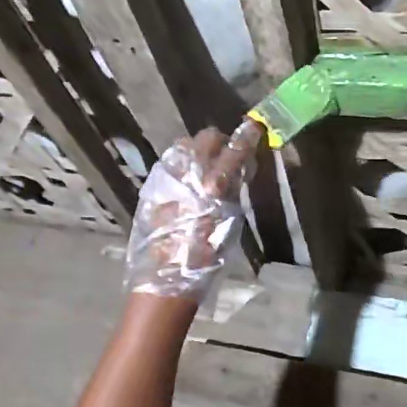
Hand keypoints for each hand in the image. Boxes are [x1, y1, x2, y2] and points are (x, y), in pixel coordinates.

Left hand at [123, 120, 261, 297]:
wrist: (164, 278)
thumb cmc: (206, 260)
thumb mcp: (230, 224)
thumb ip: (233, 191)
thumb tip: (239, 169)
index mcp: (213, 185)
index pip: (235, 148)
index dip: (248, 136)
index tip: (255, 128)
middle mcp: (188, 173)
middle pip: (207, 137)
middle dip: (221, 142)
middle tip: (228, 157)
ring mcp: (166, 175)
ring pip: (185, 145)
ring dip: (199, 152)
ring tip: (204, 170)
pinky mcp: (151, 184)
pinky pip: (170, 162)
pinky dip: (182, 165)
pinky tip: (186, 182)